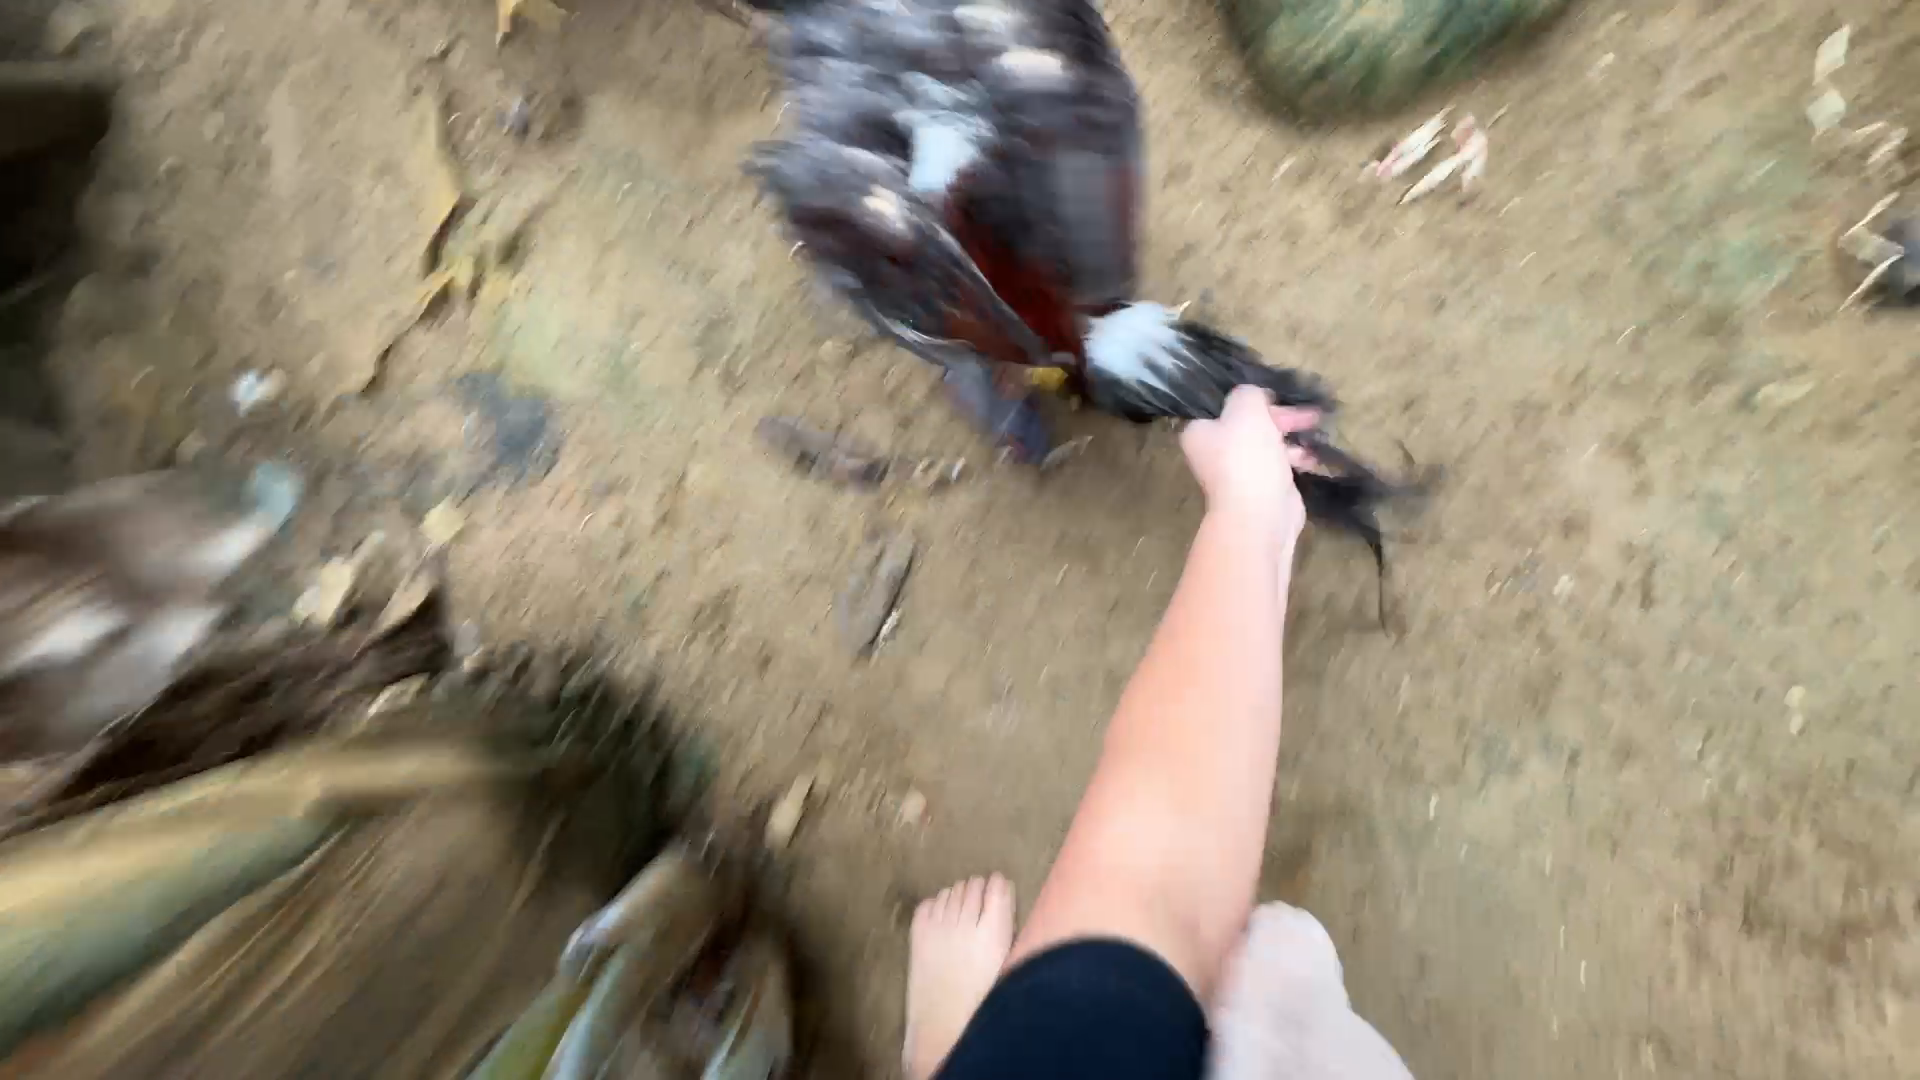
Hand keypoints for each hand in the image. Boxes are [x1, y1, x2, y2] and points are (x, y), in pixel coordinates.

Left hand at [1179, 386, 1319, 547]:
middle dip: (1280, 416)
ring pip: (1266, 442)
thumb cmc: (1246, 456)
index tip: (1274, 395)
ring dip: (1290, 436)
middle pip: (1249, 423)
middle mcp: (1213, 451)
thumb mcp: (1245, 409)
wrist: (1258, 513)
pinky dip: (1294, 457)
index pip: (1223, 406)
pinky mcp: (1260, 485)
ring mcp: (1236, 470)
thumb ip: (1248, 393)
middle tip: (1307, 414)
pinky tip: (1310, 457)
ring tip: (1312, 430)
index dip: (1250, 398)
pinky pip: (1278, 463)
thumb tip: (1254, 396)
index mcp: (1199, 432)